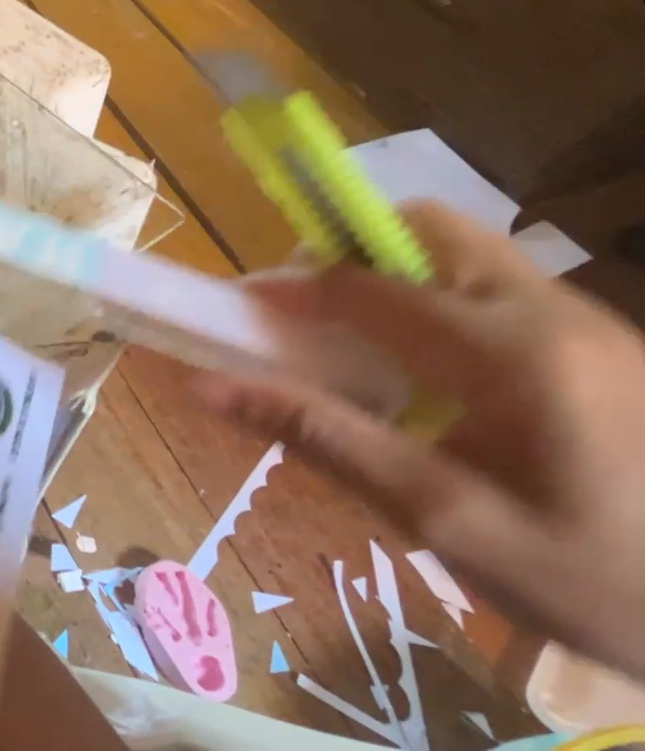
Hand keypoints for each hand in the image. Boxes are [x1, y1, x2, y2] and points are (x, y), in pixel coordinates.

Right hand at [190, 200, 644, 679]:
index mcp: (513, 351)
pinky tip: (433, 374)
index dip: (289, 288)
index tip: (240, 308)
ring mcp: (596, 326)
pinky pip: (503, 290)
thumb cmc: (593, 579)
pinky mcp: (612, 348)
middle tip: (310, 315)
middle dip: (353, 253)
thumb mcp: (439, 518)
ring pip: (470, 254)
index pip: (366, 284)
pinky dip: (440, 301)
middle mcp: (557, 314)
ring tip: (361, 344)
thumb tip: (205, 386)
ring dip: (397, 275)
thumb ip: (320, 436)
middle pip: (431, 230)